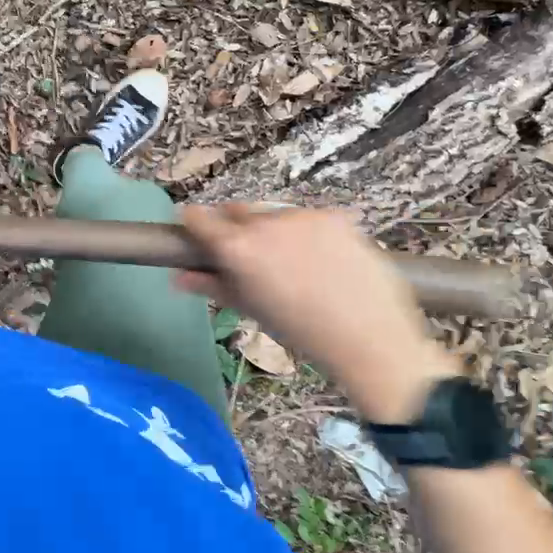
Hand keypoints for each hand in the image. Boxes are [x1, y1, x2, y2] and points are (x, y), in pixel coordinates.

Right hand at [174, 204, 459, 421]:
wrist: (374, 341)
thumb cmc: (303, 332)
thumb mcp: (252, 310)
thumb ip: (211, 286)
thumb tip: (177, 278)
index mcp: (237, 247)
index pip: (198, 216)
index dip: (194, 223)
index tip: (197, 234)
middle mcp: (264, 223)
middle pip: (235, 210)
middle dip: (235, 227)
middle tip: (251, 256)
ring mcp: (301, 216)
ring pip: (273, 213)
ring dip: (272, 228)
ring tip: (292, 260)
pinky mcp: (334, 216)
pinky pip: (308, 217)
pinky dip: (307, 231)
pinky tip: (321, 257)